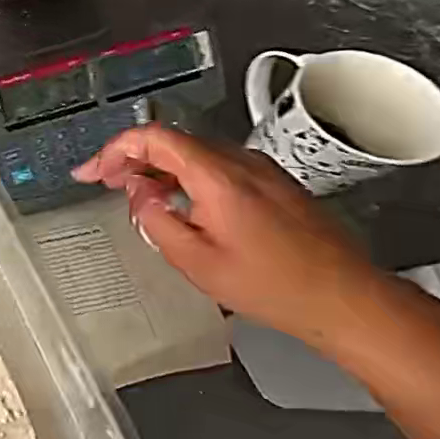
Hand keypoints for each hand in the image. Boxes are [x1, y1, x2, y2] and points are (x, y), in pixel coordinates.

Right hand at [72, 124, 384, 343]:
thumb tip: (137, 194)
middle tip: (104, 181)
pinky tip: (173, 199)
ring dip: (155, 166)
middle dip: (129, 158)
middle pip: (172, 140)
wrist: (346, 300)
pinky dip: (182, 174)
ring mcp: (262, 172)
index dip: (114, 150)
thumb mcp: (193, 259)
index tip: (93, 171)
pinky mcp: (272, 184)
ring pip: (193, 151)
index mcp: (220, 178)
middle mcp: (244, 165)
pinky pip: (215, 165)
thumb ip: (153, 218)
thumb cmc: (277, 286)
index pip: (154, 138)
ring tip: (134, 192)